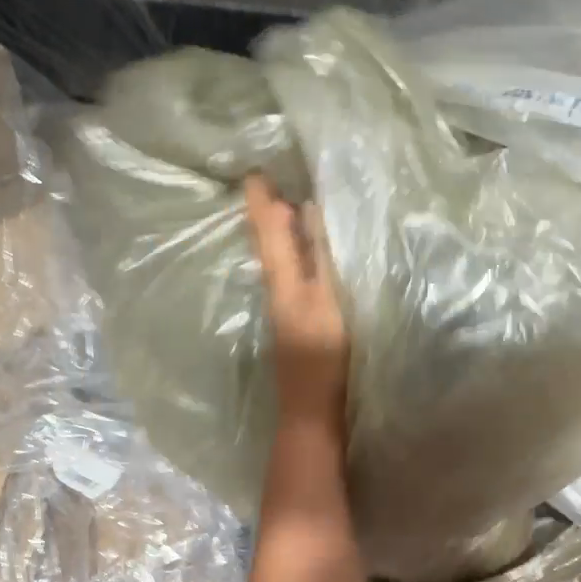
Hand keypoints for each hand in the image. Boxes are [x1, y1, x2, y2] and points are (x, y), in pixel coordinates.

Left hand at [243, 174, 348, 428]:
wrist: (309, 411)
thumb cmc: (321, 358)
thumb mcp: (326, 301)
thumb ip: (318, 257)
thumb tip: (307, 209)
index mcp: (281, 280)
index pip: (266, 230)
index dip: (259, 201)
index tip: (254, 170)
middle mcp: (276, 288)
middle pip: (268, 242)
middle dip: (267, 210)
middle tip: (272, 178)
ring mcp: (283, 306)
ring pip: (277, 257)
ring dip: (278, 229)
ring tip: (286, 204)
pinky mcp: (294, 319)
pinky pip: (287, 272)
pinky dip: (291, 251)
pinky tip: (300, 250)